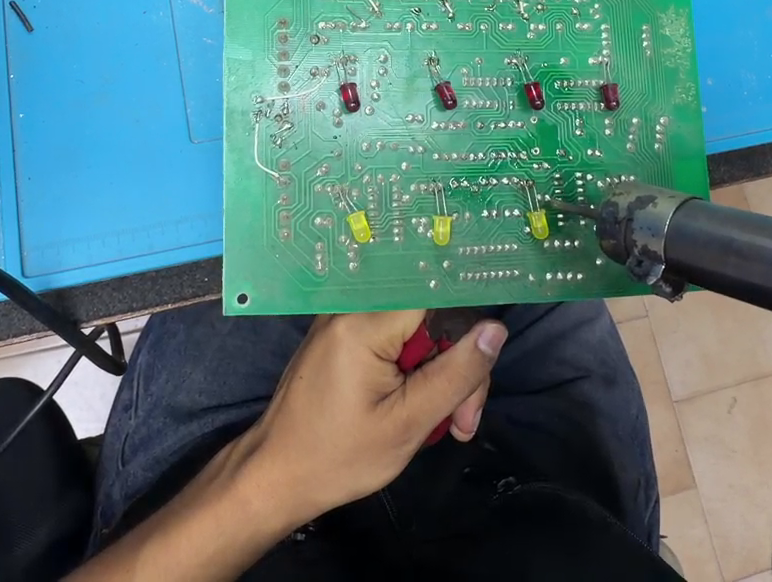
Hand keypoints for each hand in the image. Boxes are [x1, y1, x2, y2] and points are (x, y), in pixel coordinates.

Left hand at [231, 311, 506, 522]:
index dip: (466, 330)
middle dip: (456, 366)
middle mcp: (352, 306)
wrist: (276, 475)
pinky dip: (412, 369)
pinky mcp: (342, 335)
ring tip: (443, 425)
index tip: (478, 375)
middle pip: (430, 316)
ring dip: (436, 373)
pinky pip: (393, 337)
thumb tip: (495, 329)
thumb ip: (456, 373)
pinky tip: (416, 406)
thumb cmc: (339, 456)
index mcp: (365, 321)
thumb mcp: (409, 423)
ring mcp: (344, 319)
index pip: (437, 296)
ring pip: (416, 329)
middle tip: (462, 423)